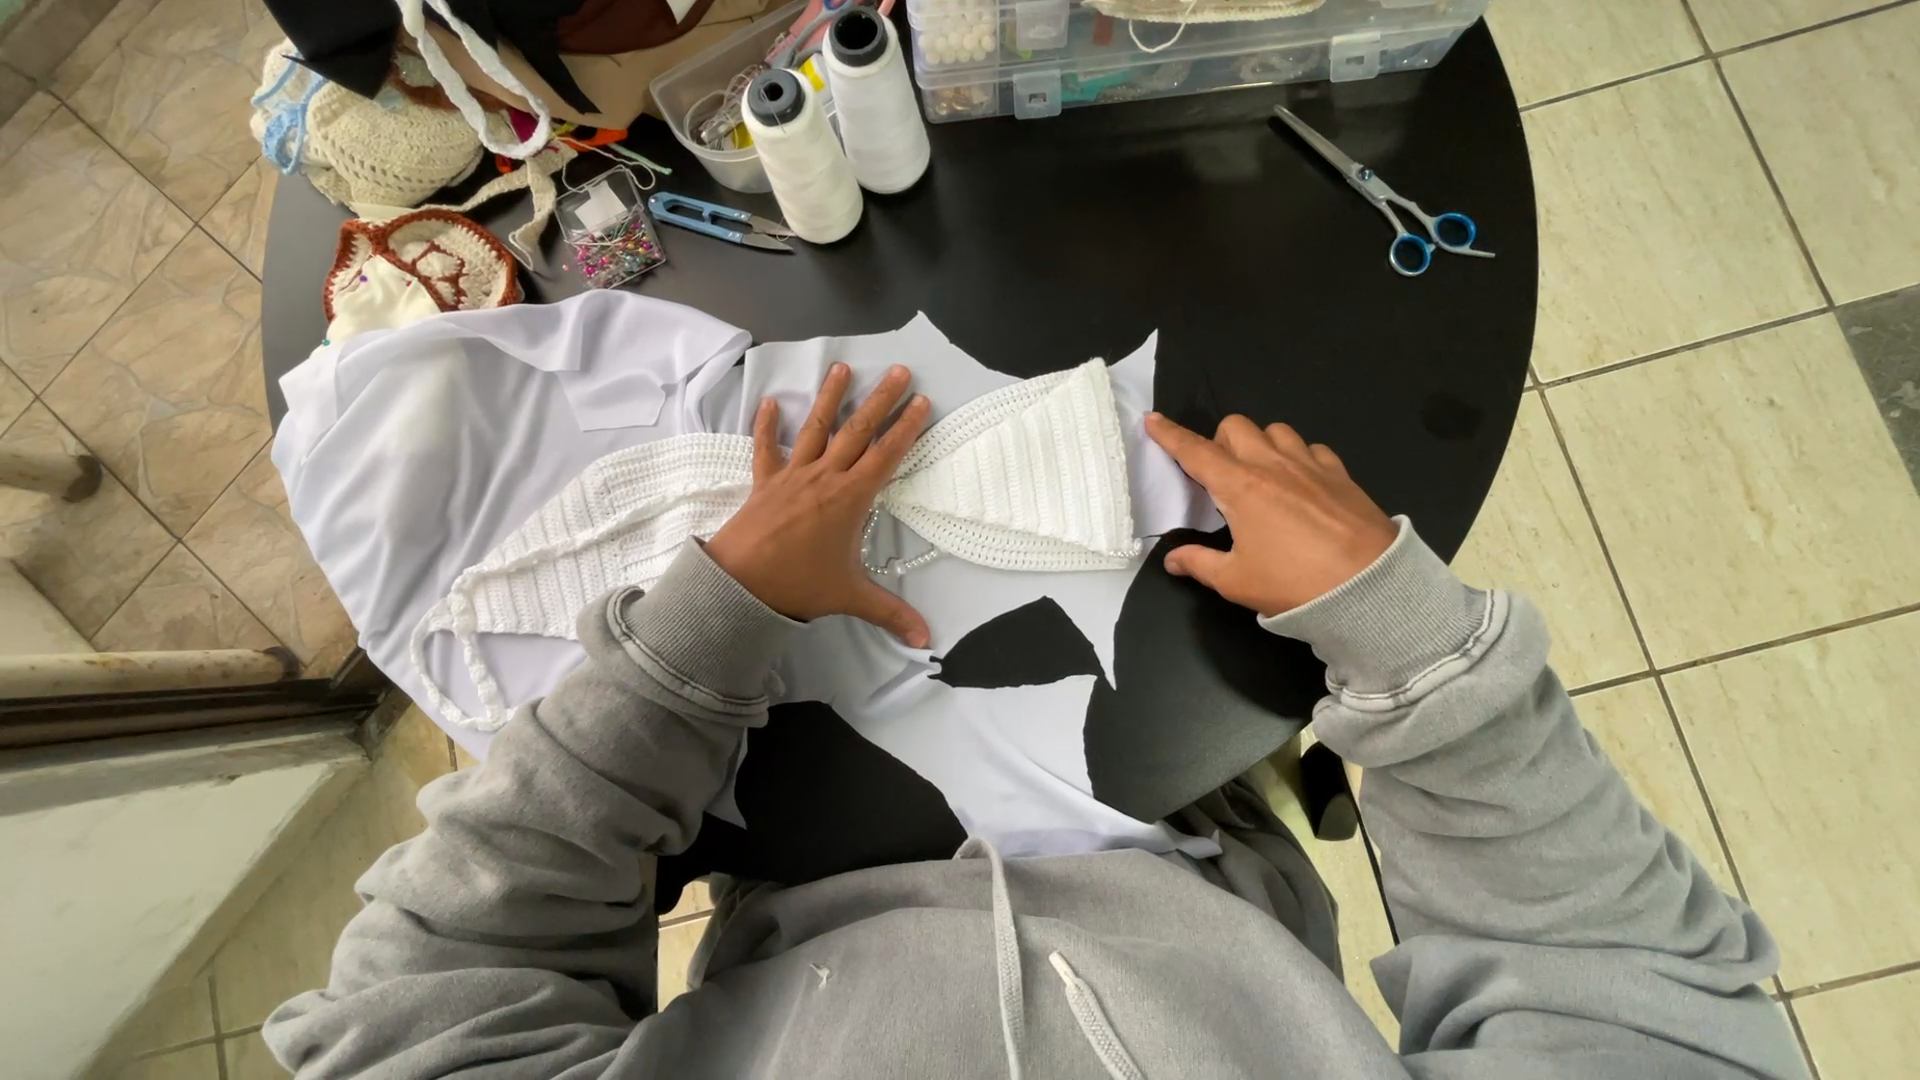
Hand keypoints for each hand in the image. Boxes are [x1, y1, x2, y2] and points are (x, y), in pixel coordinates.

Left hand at [705, 363, 933, 646]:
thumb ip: (891, 613)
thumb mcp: (850, 597)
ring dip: (830, 397)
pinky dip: (766, 425)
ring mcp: (792, 476)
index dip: (906, 426)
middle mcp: (824, 477)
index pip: (886, 454)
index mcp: (850, 498)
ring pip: (816, 428)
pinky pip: (766, 448)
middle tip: (898, 369)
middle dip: (880, 399)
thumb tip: (927, 640)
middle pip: (857, 430)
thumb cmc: (798, 585)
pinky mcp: (764, 482)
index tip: (921, 400)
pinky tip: (767, 403)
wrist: (738, 584)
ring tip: (841, 366)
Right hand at [1145, 412, 1396, 617]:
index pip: (1195, 451)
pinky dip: (1298, 457)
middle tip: (1219, 473)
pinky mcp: (1340, 474)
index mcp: (1240, 487)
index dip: (1170, 435)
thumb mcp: (1236, 581)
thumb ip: (1199, 563)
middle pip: (1237, 427)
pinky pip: (1312, 448)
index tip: (1153, 420)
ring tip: (1260, 473)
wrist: (1370, 587)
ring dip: (1260, 443)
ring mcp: (1310, 465)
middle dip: (1219, 440)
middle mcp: (1272, 465)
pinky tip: (1300, 482)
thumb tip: (1173, 559)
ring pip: (1276, 430)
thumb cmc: (1294, 583)